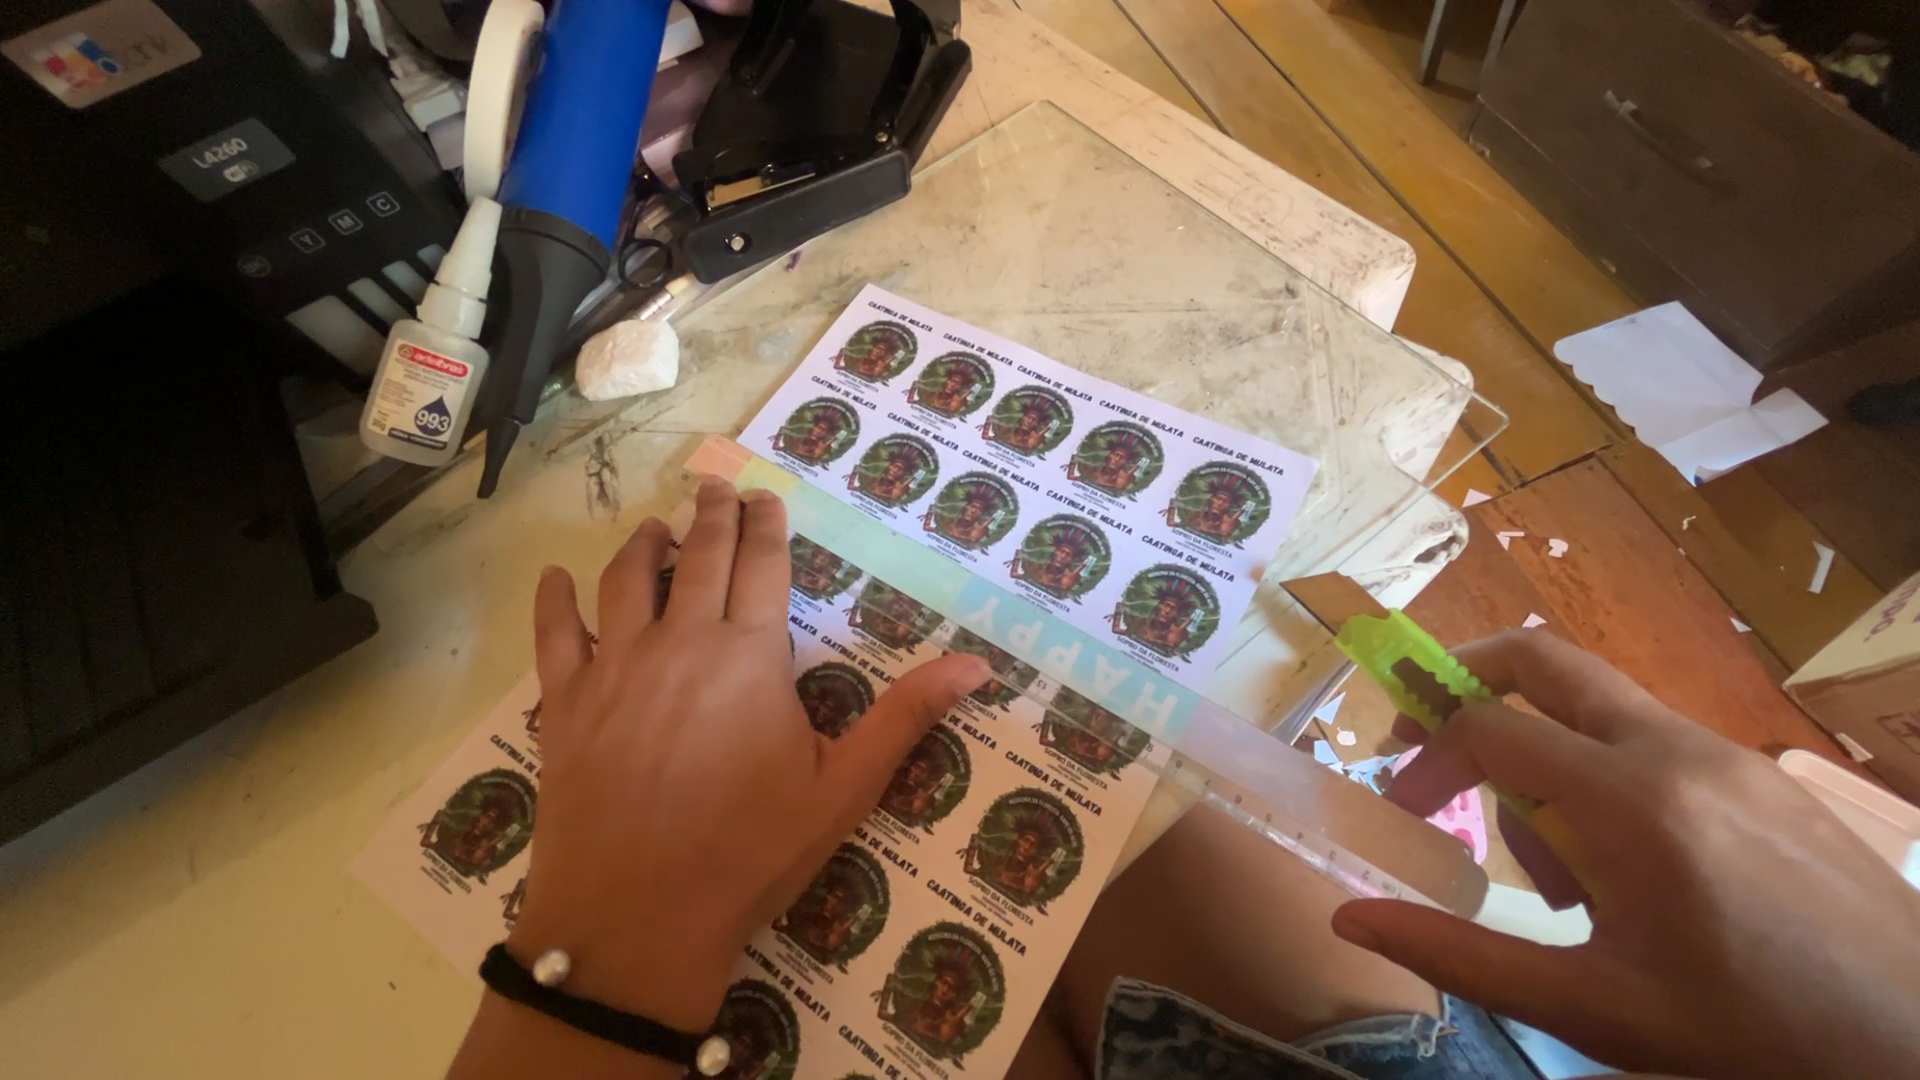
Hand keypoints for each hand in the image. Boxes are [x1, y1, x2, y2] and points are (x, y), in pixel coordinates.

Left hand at [505, 477, 988, 1030]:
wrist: (636, 926)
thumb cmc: (751, 850)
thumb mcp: (846, 786)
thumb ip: (907, 716)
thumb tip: (977, 665)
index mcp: (749, 656)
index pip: (762, 566)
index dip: (766, 525)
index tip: (765, 497)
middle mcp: (680, 643)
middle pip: (697, 557)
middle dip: (711, 515)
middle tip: (717, 486)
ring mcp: (614, 670)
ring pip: (626, 580)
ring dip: (644, 543)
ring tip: (658, 524)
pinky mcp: (564, 706)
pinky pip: (554, 636)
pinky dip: (554, 600)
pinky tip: (554, 576)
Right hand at [1330, 631, 1919, 1078]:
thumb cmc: (1763, 1039)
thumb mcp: (1597, 1011)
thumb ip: (1461, 957)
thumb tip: (1349, 920)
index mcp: (1632, 800)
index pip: (1486, 729)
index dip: (1427, 758)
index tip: (1408, 806)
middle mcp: (1676, 750)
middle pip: (1539, 659)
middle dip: (1462, 675)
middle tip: (1424, 727)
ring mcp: (1726, 755)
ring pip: (1587, 704)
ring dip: (1535, 744)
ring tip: (1551, 854)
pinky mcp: (1757, 774)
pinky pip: (1641, 737)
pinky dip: (1592, 766)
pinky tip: (1618, 857)